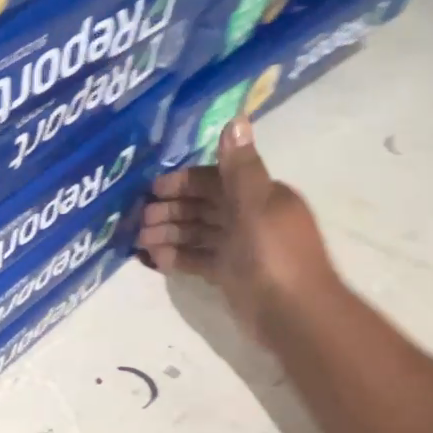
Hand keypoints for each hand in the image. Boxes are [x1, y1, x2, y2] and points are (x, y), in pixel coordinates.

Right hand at [136, 118, 336, 344]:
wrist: (292, 313)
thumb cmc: (275, 256)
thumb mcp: (256, 205)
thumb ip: (240, 167)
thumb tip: (234, 120)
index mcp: (261, 196)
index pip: (216, 180)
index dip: (184, 182)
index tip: (152, 190)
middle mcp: (250, 217)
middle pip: (204, 207)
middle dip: (171, 210)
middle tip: (139, 221)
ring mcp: (240, 248)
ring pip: (198, 234)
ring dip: (169, 234)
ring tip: (140, 243)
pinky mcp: (230, 275)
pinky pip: (199, 260)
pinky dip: (178, 258)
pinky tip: (156, 261)